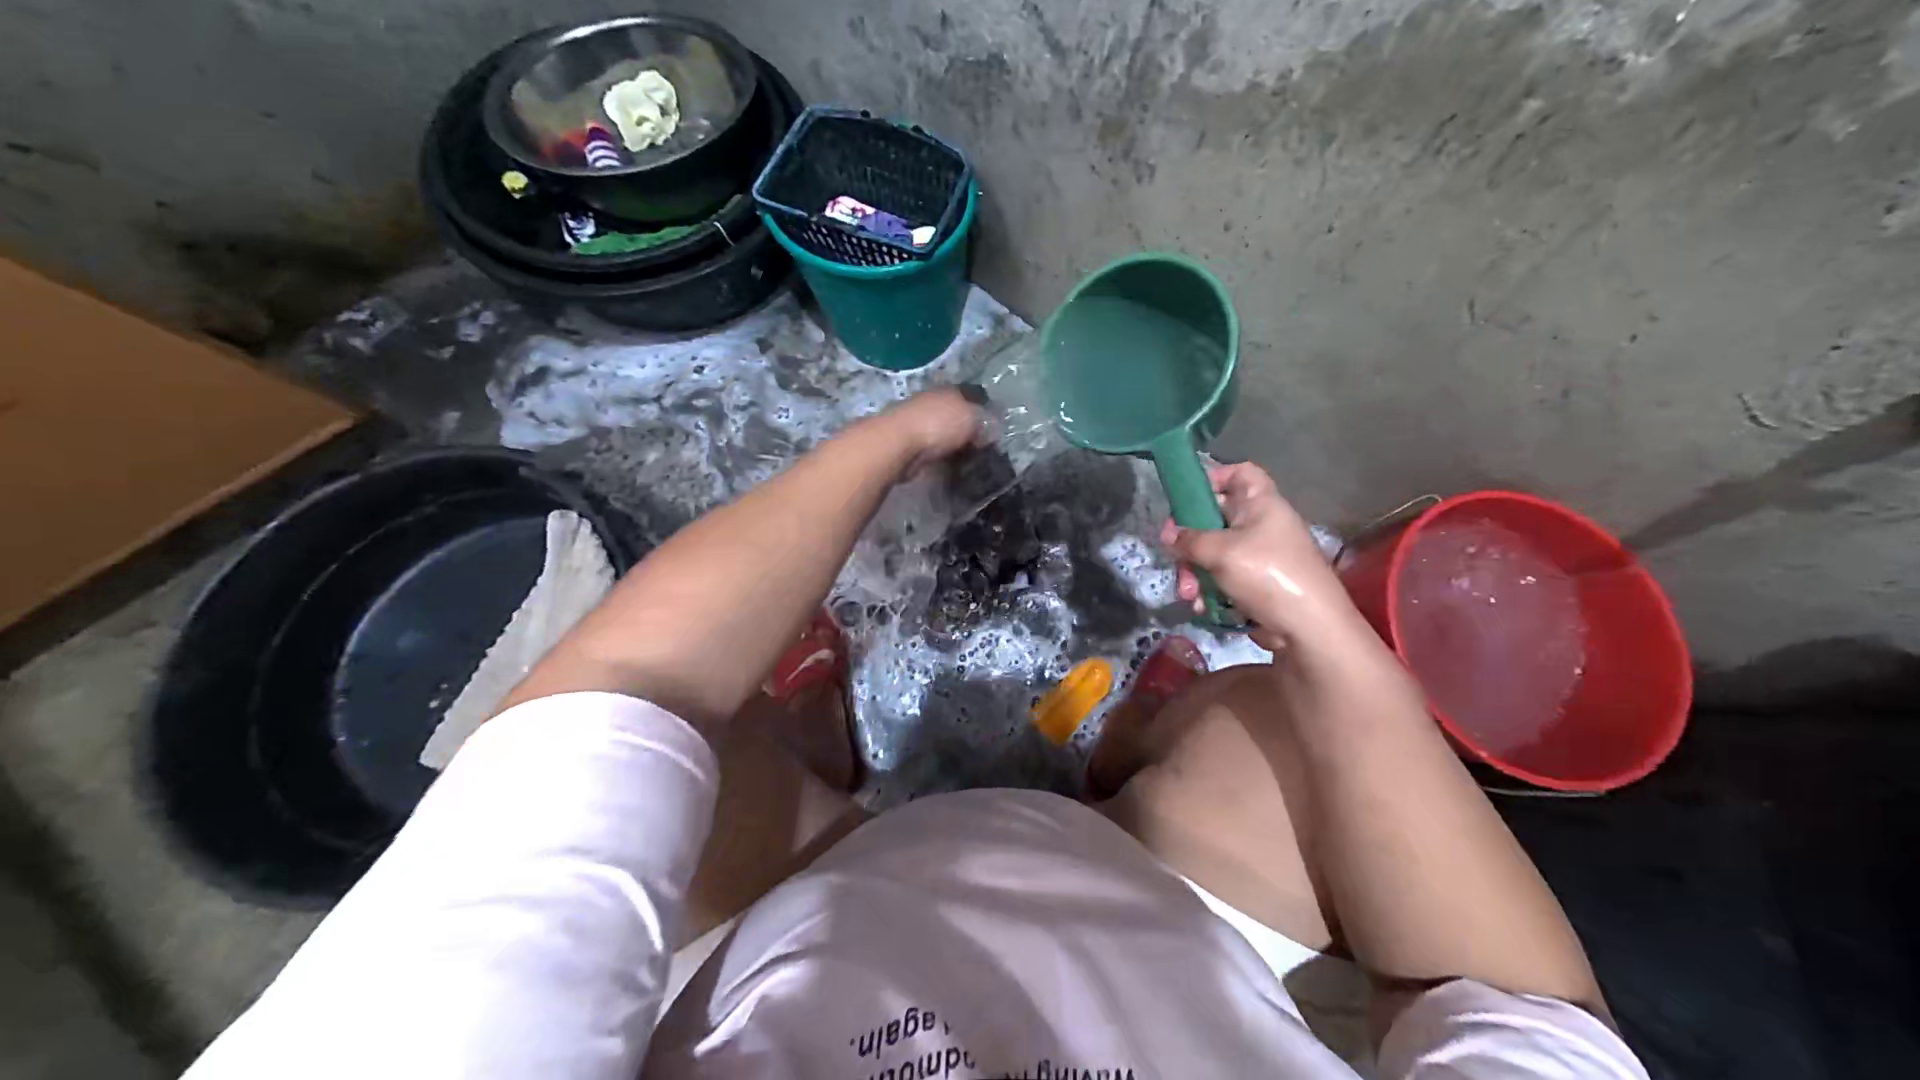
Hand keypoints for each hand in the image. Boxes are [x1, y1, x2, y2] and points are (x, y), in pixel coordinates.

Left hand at [876, 386, 988, 476]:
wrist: (898, 443)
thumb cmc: (938, 425)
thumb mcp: (973, 419)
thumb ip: (986, 422)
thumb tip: (992, 430)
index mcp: (950, 390)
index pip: (973, 395)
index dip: (985, 411)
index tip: (995, 429)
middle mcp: (933, 401)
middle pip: (957, 414)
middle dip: (968, 428)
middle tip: (982, 448)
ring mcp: (917, 421)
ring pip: (943, 432)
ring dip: (953, 443)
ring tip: (967, 460)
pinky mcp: (907, 442)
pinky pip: (931, 448)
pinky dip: (940, 455)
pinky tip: (948, 465)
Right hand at [1160, 463, 1356, 648]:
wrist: (1309, 627)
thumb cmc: (1267, 575)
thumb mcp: (1220, 552)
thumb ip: (1189, 540)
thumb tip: (1169, 535)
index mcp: (1260, 503)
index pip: (1239, 472)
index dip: (1213, 477)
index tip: (1185, 498)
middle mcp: (1260, 524)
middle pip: (1214, 518)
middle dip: (1189, 541)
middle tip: (1175, 557)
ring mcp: (1258, 555)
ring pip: (1212, 552)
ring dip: (1194, 573)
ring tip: (1189, 594)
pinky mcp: (1254, 583)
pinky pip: (1221, 577)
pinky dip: (1208, 590)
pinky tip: (1202, 607)